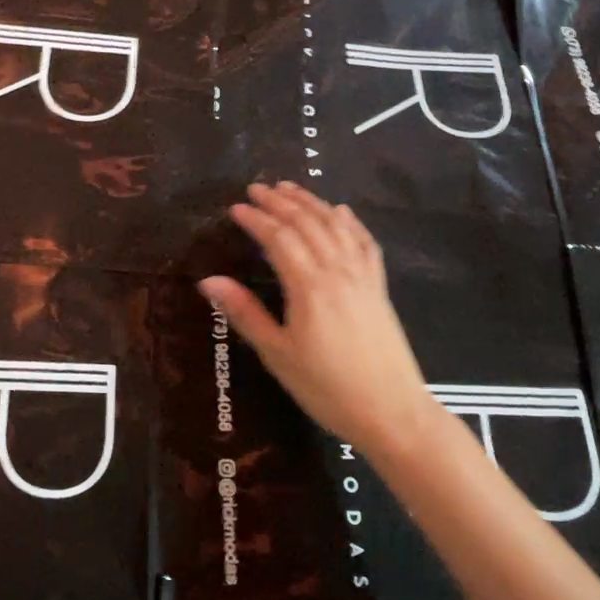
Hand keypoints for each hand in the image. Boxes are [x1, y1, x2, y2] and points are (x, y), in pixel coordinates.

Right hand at [201, 182, 431, 456]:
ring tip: (290, 188)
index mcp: (308, 285)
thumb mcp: (278, 354)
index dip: (256, 219)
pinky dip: (350, 222)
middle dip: (280, 202)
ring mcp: (362, 276)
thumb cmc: (327, 388)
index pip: (278, 238)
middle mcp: (337, 270)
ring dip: (311, 203)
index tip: (235, 208)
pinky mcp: (379, 287)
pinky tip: (341, 211)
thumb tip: (207, 280)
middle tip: (257, 188)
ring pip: (335, 226)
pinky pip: (365, 242)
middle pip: (306, 223)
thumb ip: (245, 313)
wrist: (392, 412)